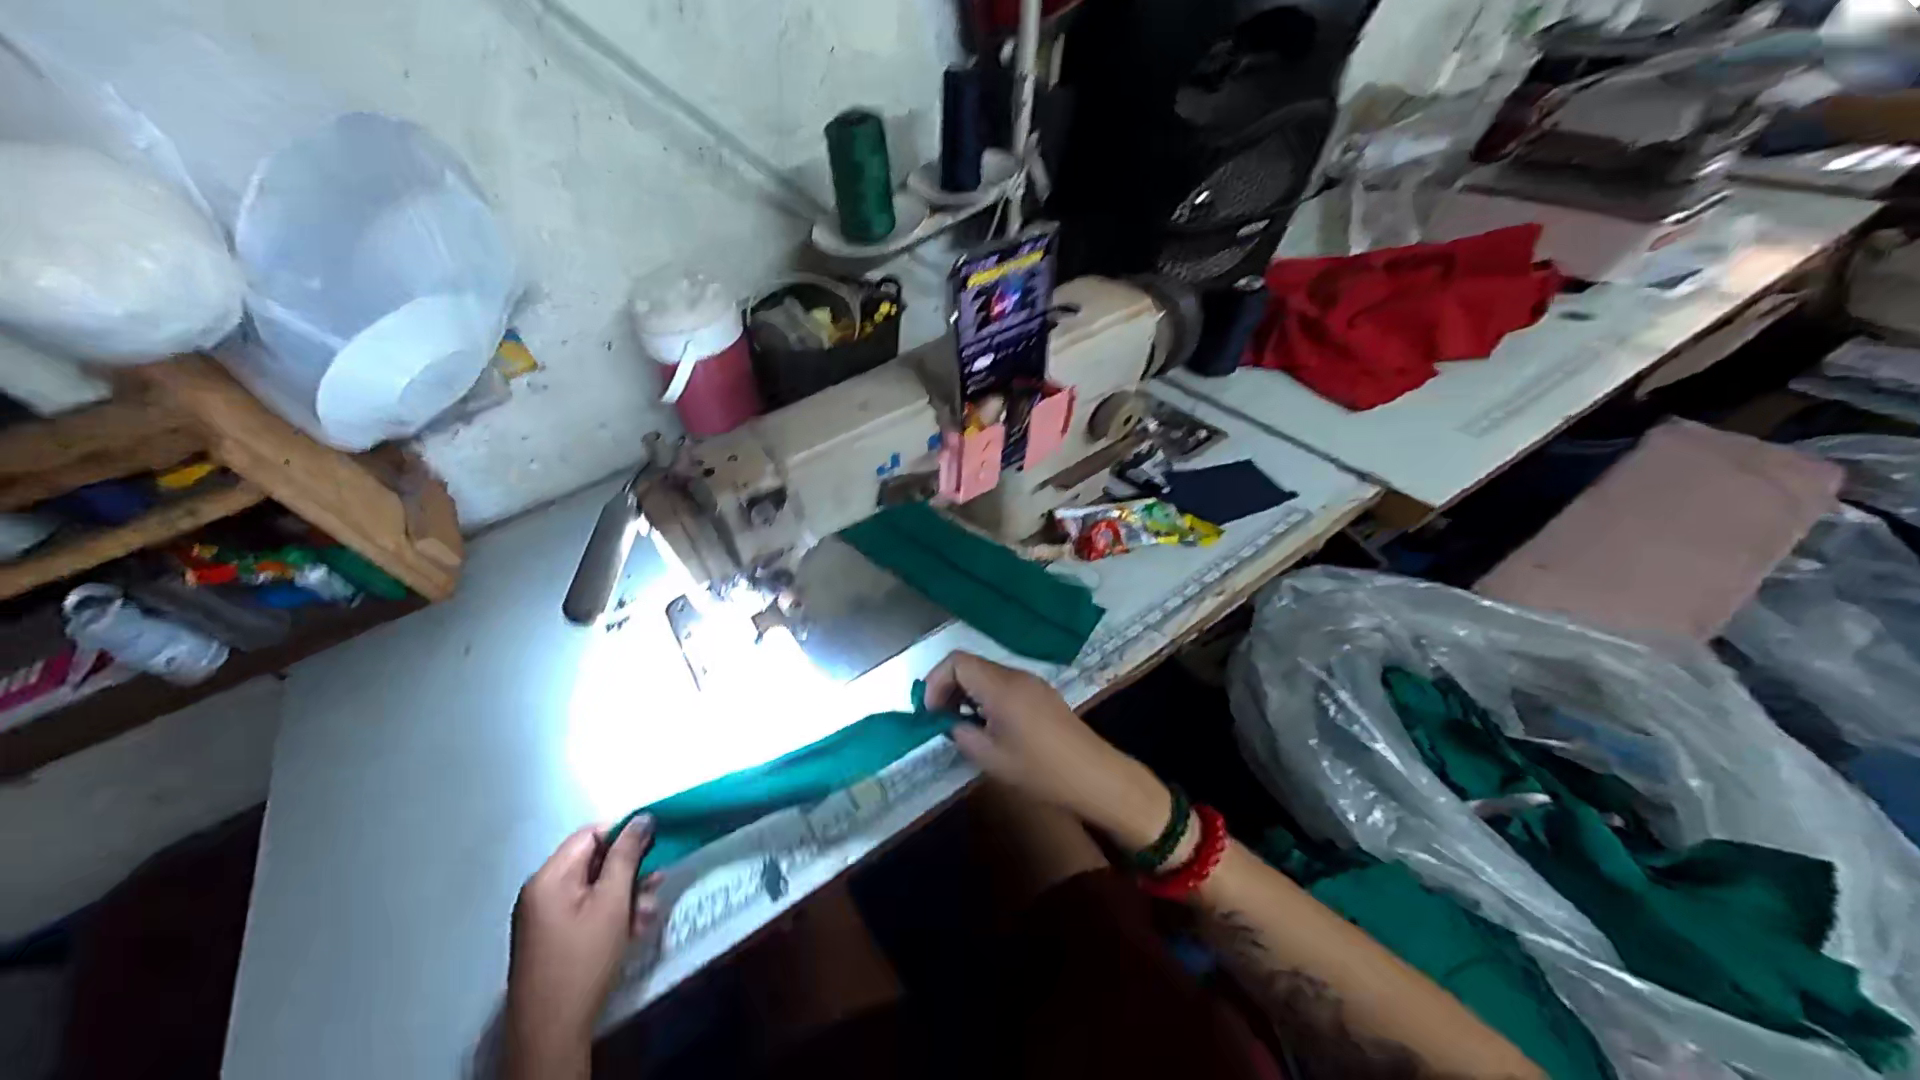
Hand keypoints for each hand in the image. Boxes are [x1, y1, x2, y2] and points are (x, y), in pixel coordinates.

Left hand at [504, 818, 664, 1079]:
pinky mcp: (552, 938)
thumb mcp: (612, 902)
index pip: (591, 834)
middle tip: (657, 881)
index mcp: (548, 877)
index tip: (656, 844)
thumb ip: (627, 856)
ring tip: (648, 912)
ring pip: (593, 888)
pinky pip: (585, 910)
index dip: (625, 834)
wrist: (551, 1030)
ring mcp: (543, 917)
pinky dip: (610, 913)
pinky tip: (633, 927)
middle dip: (629, 870)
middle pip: (592, 861)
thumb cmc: (584, 959)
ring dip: (625, 894)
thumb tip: (642, 818)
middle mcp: (541, 892)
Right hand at [926, 651, 1172, 850]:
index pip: (956, 661)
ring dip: (967, 692)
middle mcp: (1015, 675)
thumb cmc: (1040, 769)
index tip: (931, 712)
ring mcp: (1031, 682)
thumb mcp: (990, 758)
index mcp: (1001, 686)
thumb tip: (950, 723)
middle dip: (948, 687)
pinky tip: (987, 725)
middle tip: (939, 719)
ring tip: (961, 724)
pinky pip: (1003, 683)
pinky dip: (985, 696)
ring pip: (986, 673)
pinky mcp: (1041, 693)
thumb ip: (961, 734)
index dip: (935, 682)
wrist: (1094, 775)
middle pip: (970, 664)